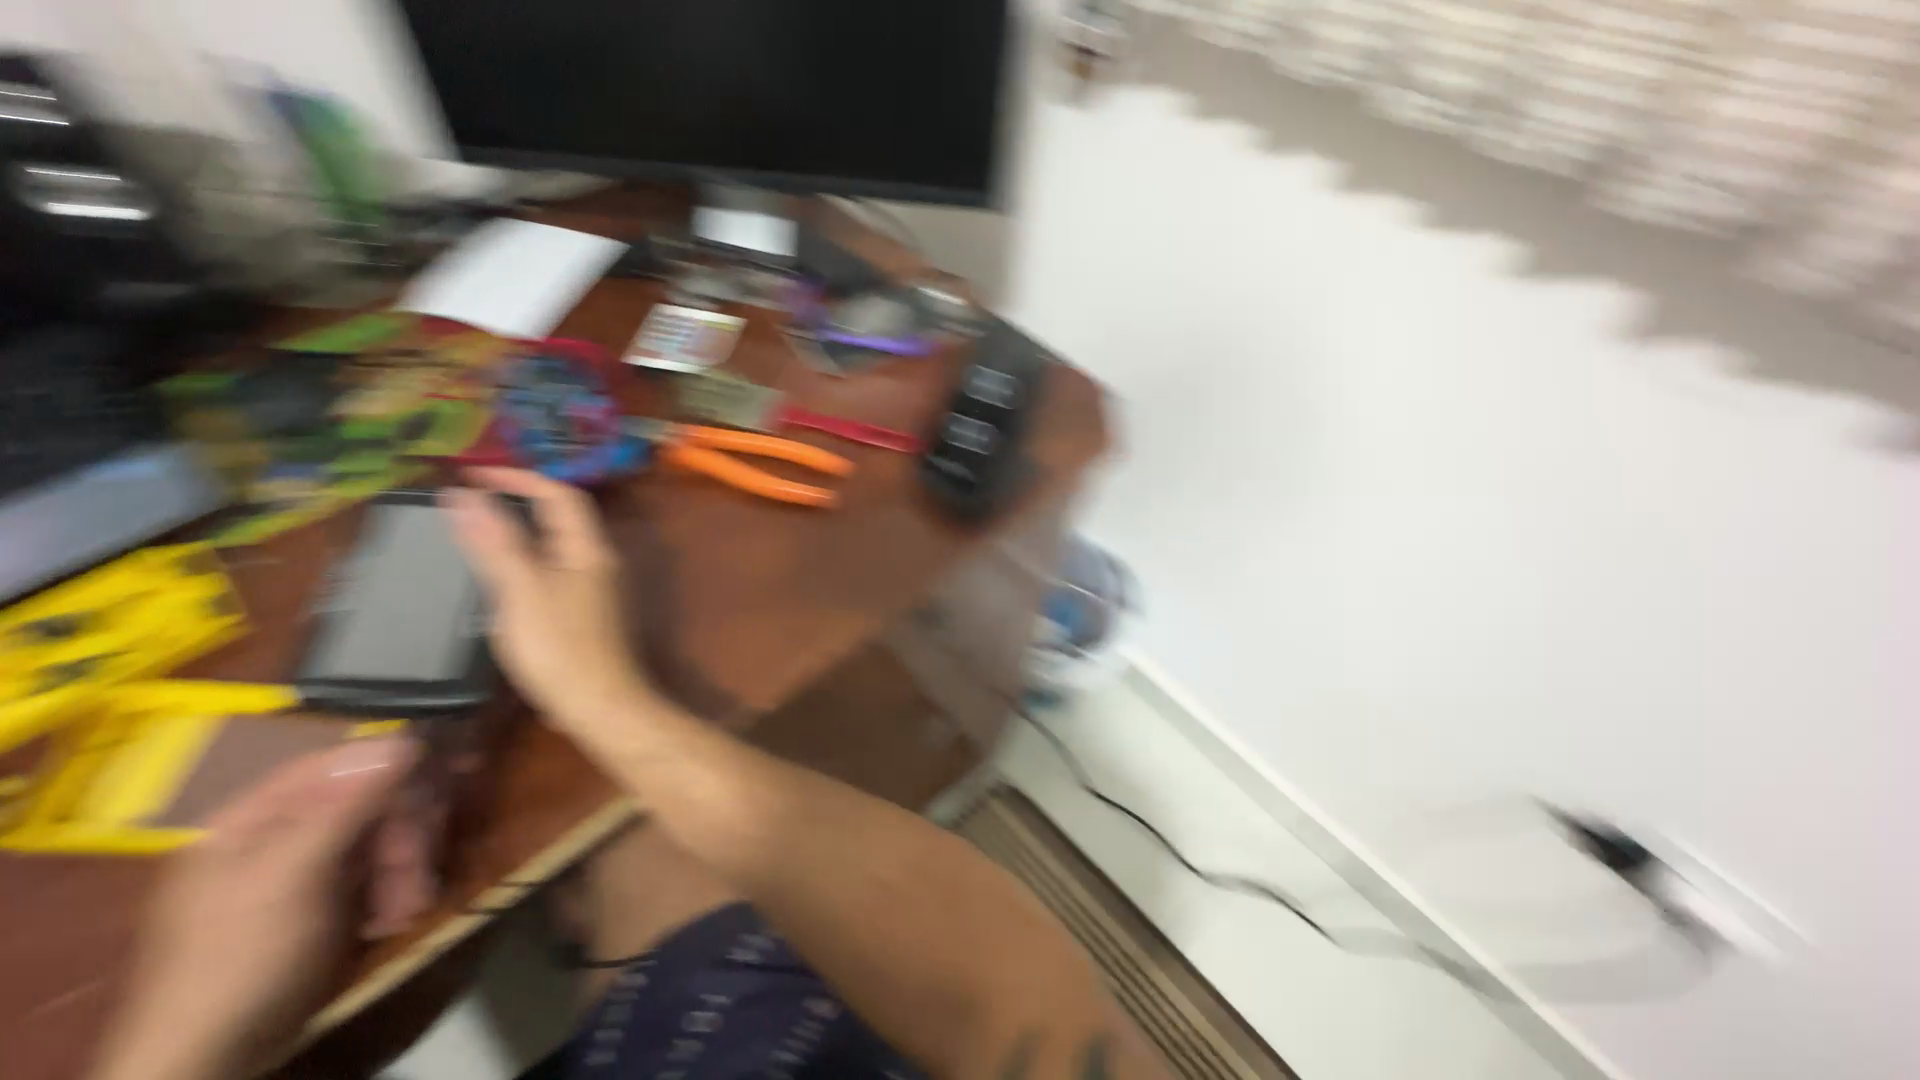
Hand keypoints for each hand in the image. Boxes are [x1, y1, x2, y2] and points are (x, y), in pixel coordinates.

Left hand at [92, 737, 416, 1079]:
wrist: (210, 1060)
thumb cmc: (243, 957)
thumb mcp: (294, 875)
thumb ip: (347, 805)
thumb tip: (402, 738)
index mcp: (253, 818)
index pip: (334, 764)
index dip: (391, 761)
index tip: (453, 763)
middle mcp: (277, 835)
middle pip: (364, 803)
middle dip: (402, 833)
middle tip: (421, 865)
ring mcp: (301, 871)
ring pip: (377, 840)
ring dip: (404, 869)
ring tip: (409, 907)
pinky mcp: (323, 905)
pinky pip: (373, 876)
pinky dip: (392, 893)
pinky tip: (394, 919)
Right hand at [444, 468, 652, 740]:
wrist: (599, 704)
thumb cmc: (559, 646)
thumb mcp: (521, 589)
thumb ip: (496, 541)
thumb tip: (464, 494)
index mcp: (588, 549)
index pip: (560, 494)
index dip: (520, 478)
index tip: (476, 476)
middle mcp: (598, 562)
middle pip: (561, 517)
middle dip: (519, 502)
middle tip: (473, 502)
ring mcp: (595, 589)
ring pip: (556, 546)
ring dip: (521, 532)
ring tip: (478, 532)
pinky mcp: (585, 614)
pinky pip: (554, 571)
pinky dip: (526, 561)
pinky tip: (501, 578)